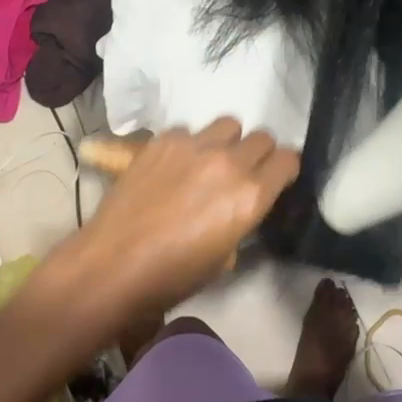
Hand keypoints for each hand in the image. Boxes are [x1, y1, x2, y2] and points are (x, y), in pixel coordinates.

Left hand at [70, 119, 298, 313]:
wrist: (114, 264)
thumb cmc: (172, 276)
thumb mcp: (223, 256)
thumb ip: (242, 218)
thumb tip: (240, 206)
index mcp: (250, 195)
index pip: (288, 159)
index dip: (284, 170)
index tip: (275, 180)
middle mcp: (229, 162)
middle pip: (262, 137)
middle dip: (258, 154)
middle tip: (242, 173)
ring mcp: (194, 145)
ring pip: (228, 124)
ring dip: (226, 141)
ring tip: (208, 162)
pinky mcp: (164, 139)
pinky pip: (189, 130)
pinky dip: (189, 145)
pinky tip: (173, 167)